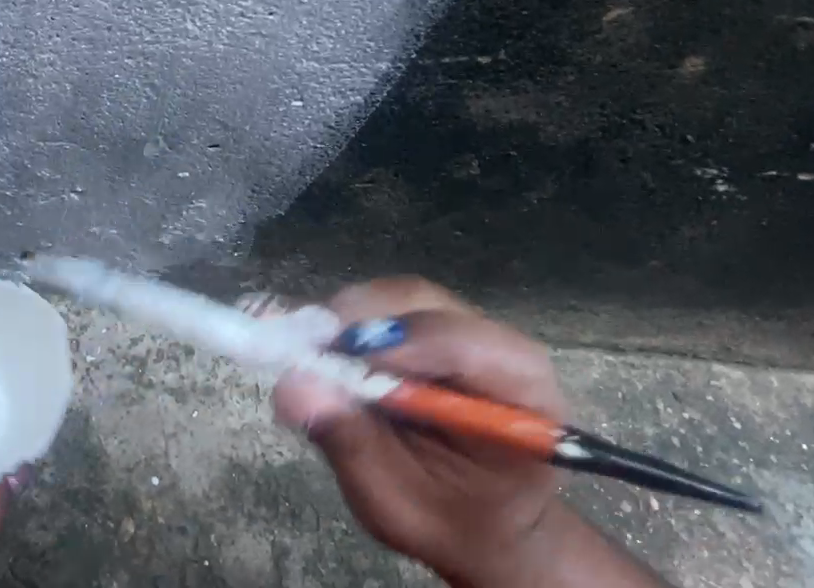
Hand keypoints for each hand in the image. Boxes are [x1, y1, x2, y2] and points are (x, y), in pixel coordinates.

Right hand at [259, 278, 664, 587]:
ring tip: (309, 355)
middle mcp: (497, 348)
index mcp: (521, 400)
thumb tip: (292, 386)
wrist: (474, 517)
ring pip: (398, 296)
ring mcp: (461, 327)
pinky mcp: (426, 321)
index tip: (341, 357)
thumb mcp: (396, 501)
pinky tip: (319, 351)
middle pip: (425, 305)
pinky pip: (382, 303)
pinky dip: (343, 320)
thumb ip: (350, 442)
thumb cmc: (446, 517)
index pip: (469, 346)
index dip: (404, 340)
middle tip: (306, 350)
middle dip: (360, 320)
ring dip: (346, 318)